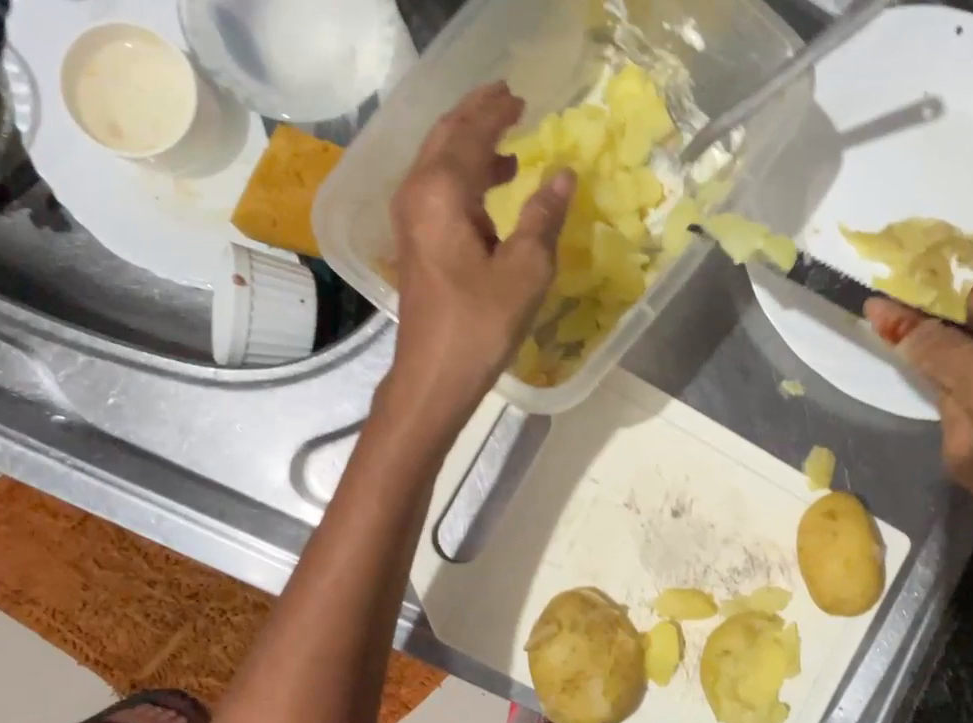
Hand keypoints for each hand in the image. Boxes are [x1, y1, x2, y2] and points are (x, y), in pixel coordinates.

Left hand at [382, 83, 574, 425]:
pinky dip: (464, 175)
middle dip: (477, 116)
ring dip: (470, 145)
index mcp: (443, 192)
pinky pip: (437, 188)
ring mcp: (410, 218)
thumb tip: (562, 175)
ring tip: (506, 139)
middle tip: (508, 100)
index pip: (473, 134)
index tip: (522, 97)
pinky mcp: (415, 242)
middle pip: (446, 138)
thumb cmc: (481, 324)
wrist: (434, 374)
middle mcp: (418, 194)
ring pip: (439, 162)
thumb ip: (543, 216)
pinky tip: (490, 188)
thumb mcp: (526, 270)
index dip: (498, 113)